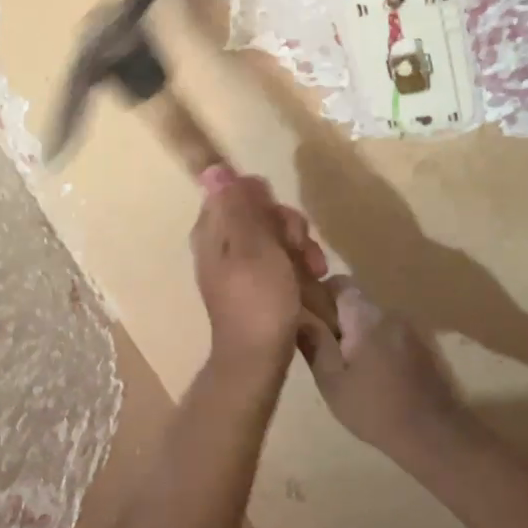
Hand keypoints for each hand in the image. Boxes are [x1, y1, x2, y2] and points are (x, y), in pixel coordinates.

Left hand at [191, 165, 328, 363]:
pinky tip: (311, 279)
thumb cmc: (259, 299)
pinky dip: (294, 266)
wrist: (258, 357)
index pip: (237, 192)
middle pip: (258, 214)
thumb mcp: (252, 245)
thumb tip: (212, 169)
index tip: (283, 221)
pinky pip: (276, 262)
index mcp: (212, 232)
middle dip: (288, 226)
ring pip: (272, 238)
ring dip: (298, 247)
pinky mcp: (253, 287)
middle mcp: (219, 245)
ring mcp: (236, 268)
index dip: (266, 201)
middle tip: (302, 248)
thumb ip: (236, 206)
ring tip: (314, 269)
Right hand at [299, 277, 472, 453]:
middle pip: (357, 302)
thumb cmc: (373, 409)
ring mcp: (411, 331)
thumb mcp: (332, 381)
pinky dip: (375, 347)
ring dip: (357, 335)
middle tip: (322, 351)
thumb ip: (314, 344)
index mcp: (366, 318)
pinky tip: (371, 378)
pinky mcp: (422, 348)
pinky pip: (389, 336)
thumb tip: (298, 316)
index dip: (320, 293)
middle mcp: (391, 314)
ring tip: (346, 369)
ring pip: (373, 321)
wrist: (432, 434)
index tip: (306, 317)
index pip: (340, 283)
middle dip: (337, 319)